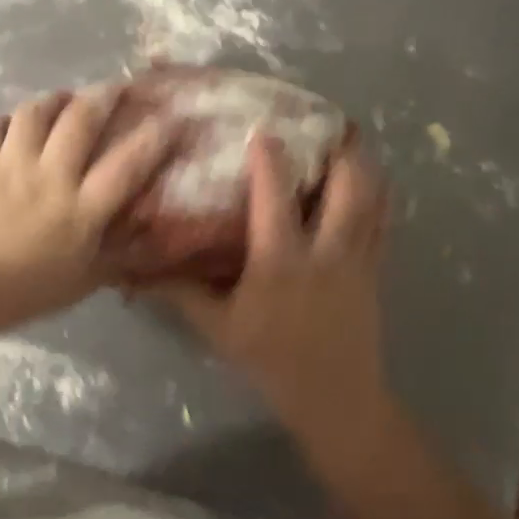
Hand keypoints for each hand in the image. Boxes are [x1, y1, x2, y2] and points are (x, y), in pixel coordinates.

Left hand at [0, 89, 175, 329]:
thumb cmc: (26, 292)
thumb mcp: (83, 282)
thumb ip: (115, 255)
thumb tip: (146, 238)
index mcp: (82, 209)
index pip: (128, 164)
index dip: (153, 137)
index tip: (168, 118)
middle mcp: (51, 176)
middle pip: (81, 119)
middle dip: (104, 96)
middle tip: (115, 88)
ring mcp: (11, 164)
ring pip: (35, 112)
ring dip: (54, 99)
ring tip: (63, 99)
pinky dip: (6, 121)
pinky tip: (13, 125)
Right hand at [157, 133, 392, 434]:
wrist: (335, 397)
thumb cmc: (269, 359)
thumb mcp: (217, 327)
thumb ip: (180, 292)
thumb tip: (135, 269)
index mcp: (279, 261)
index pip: (273, 198)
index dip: (269, 159)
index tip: (262, 128)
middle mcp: (323, 251)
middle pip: (345, 187)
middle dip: (340, 150)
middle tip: (328, 120)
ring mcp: (356, 259)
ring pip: (371, 199)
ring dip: (363, 166)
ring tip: (352, 138)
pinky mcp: (374, 270)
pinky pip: (383, 222)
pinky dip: (380, 195)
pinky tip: (373, 180)